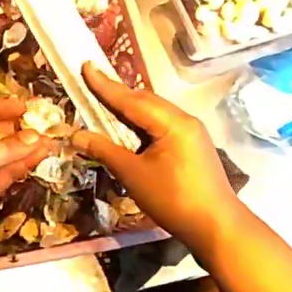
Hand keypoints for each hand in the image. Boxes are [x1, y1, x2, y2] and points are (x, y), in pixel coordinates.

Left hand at [0, 98, 53, 253]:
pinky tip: (41, 157)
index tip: (26, 107)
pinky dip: (23, 164)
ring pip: (4, 154)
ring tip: (51, 141)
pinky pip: (7, 172)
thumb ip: (7, 147)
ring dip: (26, 147)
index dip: (0, 107)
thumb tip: (37, 137)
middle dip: (18, 128)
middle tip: (45, 124)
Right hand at [70, 63, 242, 246]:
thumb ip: (105, 151)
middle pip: (145, 101)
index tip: (85, 65)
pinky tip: (129, 127)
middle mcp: (184, 120)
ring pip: (155, 112)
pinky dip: (142, 122)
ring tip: (105, 101)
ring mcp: (192, 133)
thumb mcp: (134, 175)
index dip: (105, 85)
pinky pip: (162, 125)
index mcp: (172, 122)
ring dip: (129, 108)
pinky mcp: (193, 146)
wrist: (216, 226)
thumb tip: (76, 135)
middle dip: (117, 92)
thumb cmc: (174, 199)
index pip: (131, 99)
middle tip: (91, 80)